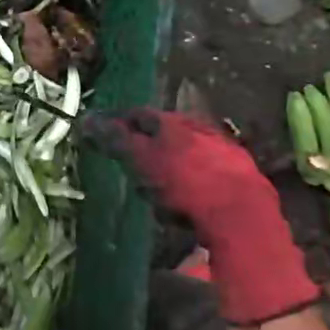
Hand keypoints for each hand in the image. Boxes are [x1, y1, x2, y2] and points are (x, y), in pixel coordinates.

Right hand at [85, 109, 318, 325]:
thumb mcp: (142, 159)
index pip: (138, 114)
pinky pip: (204, 178)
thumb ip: (114, 139)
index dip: (118, 124)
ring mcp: (223, 152)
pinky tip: (187, 208)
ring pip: (185, 155)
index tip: (102, 136)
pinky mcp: (240, 179)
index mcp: (174, 121)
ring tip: (156, 192)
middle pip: (163, 134)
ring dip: (169, 168)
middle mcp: (199, 129)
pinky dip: (190, 187)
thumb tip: (85, 120)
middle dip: (145, 147)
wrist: (243, 215)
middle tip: (128, 166)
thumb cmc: (185, 182)